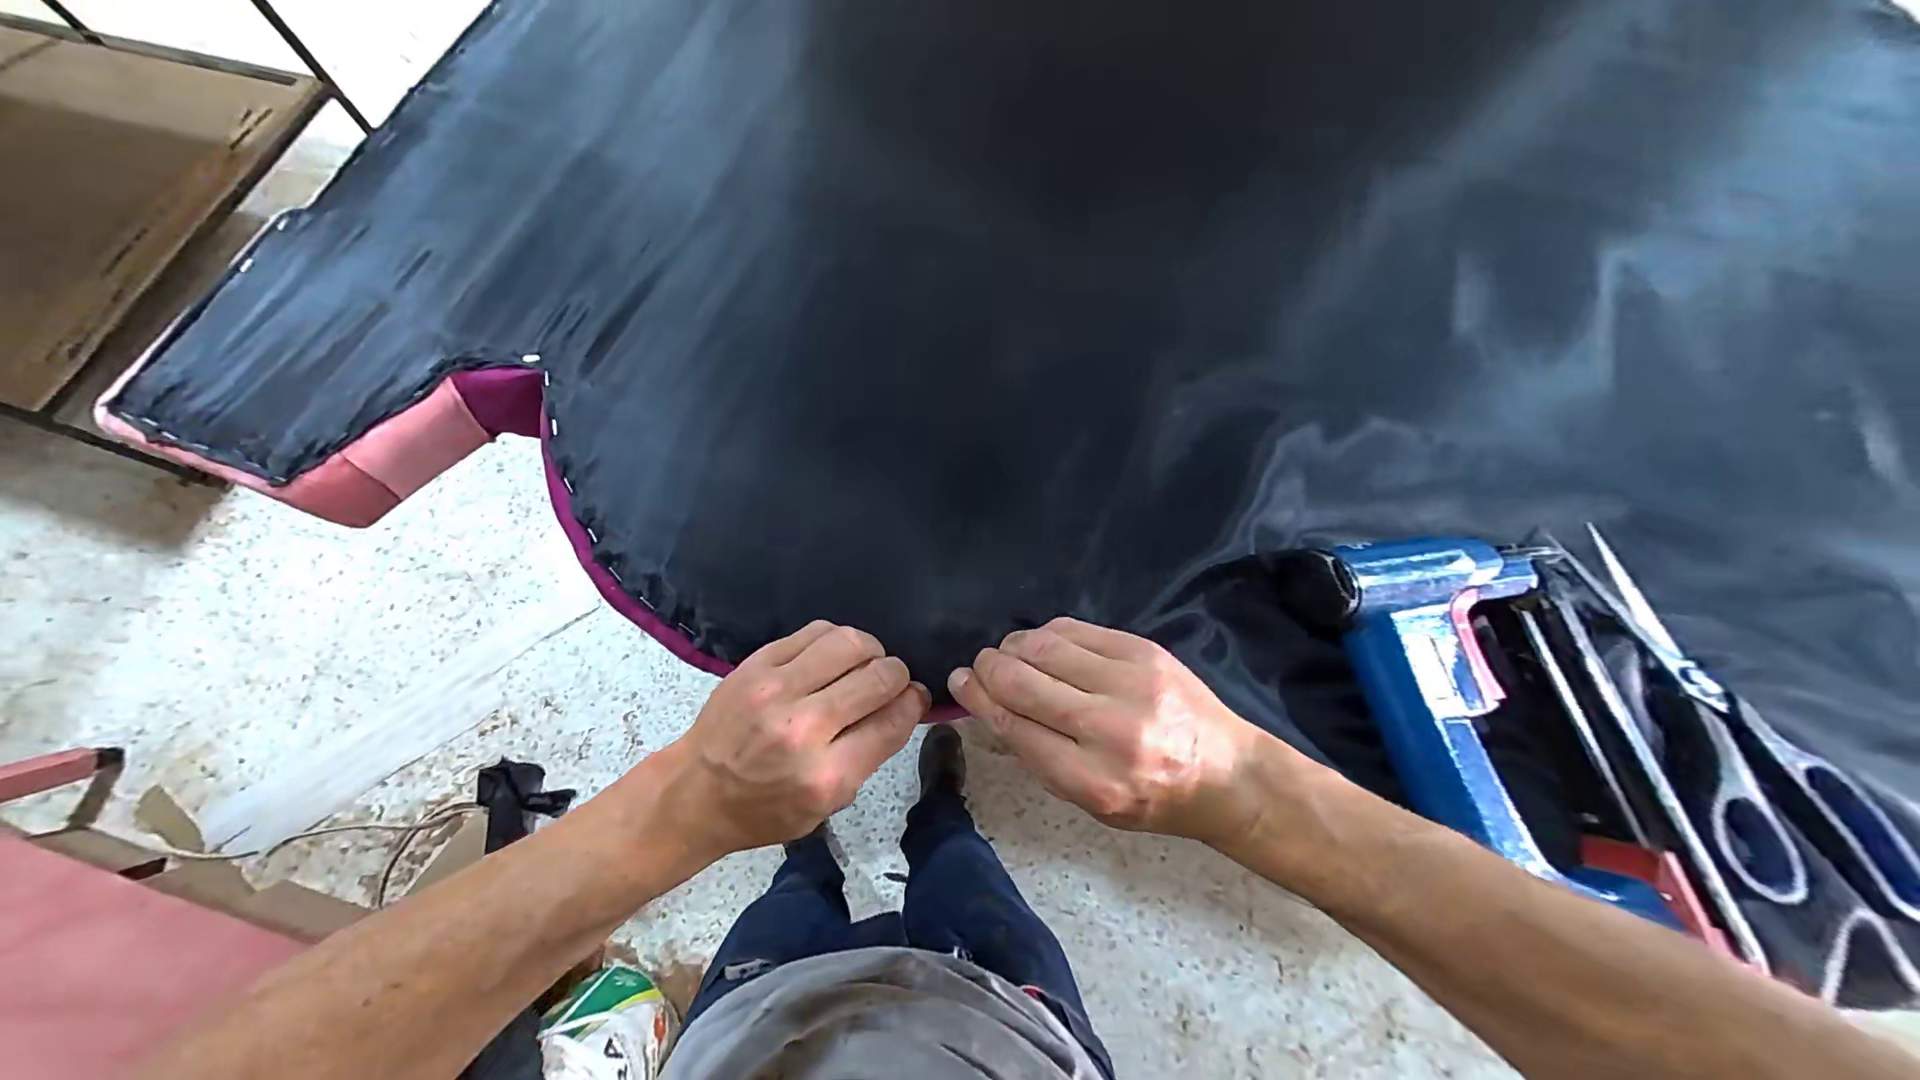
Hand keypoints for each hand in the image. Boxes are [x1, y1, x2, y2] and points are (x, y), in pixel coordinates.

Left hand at [665, 621, 928, 857]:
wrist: (695, 792)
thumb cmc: (767, 808)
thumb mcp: (830, 804)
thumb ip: (872, 751)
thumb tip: (908, 699)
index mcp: (826, 775)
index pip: (894, 720)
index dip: (915, 702)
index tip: (915, 696)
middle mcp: (802, 728)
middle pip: (879, 676)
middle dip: (897, 674)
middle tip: (891, 680)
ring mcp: (775, 690)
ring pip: (851, 642)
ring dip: (871, 650)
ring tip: (864, 663)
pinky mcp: (757, 664)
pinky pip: (817, 631)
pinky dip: (837, 640)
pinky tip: (833, 656)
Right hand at [948, 617, 1296, 845]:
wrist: (1227, 773)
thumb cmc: (1153, 798)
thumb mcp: (1089, 800)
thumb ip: (1037, 755)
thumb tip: (988, 705)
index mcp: (1093, 781)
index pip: (1015, 728)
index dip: (979, 700)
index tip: (961, 683)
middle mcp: (1111, 729)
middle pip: (1024, 683)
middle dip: (988, 669)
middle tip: (978, 665)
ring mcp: (1131, 683)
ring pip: (1044, 648)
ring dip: (1013, 647)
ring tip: (1007, 654)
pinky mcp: (1144, 651)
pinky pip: (1075, 630)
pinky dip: (1046, 635)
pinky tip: (1041, 645)